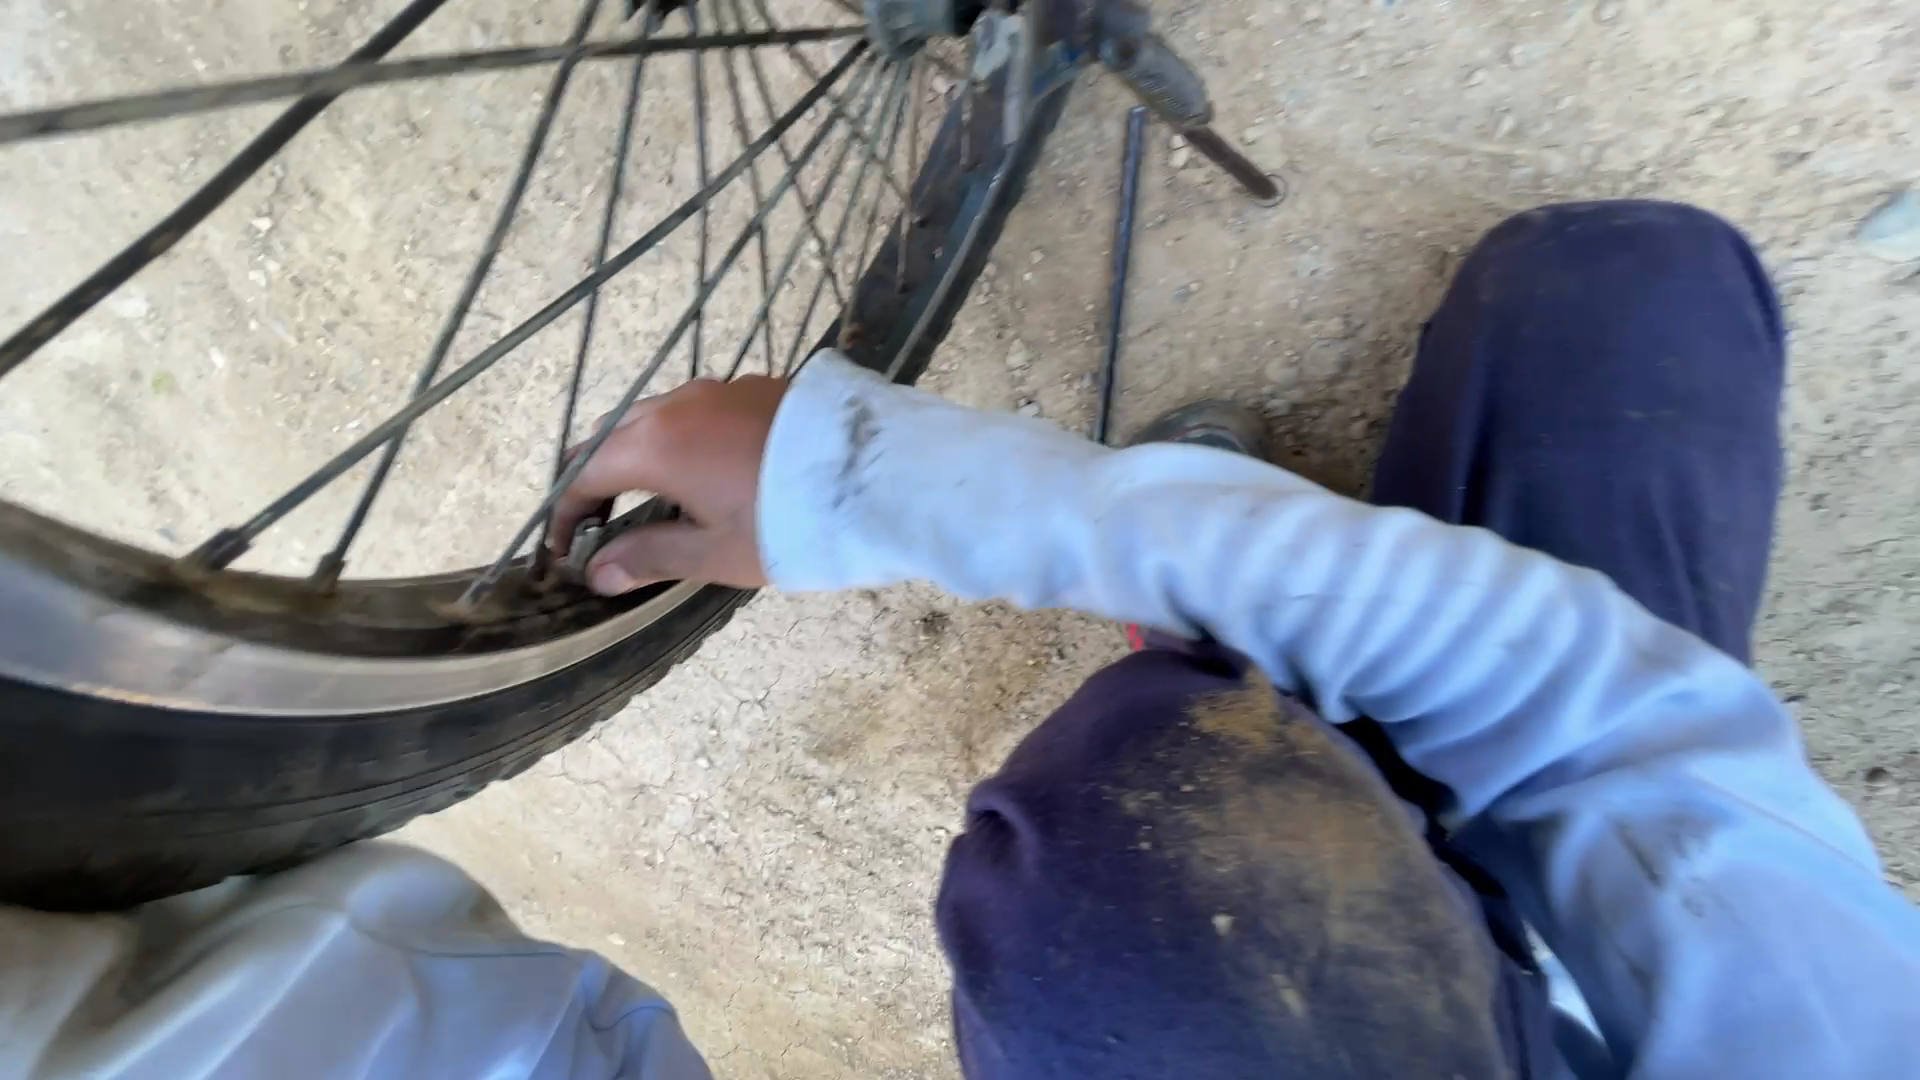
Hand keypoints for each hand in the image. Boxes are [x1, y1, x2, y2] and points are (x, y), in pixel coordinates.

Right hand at [549, 376, 786, 593]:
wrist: (882, 476)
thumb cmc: (791, 523)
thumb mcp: (719, 552)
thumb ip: (652, 556)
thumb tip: (597, 572)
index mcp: (658, 443)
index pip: (586, 472)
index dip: (567, 512)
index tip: (564, 546)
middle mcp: (683, 403)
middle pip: (617, 434)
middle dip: (598, 475)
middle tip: (600, 519)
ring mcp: (726, 388)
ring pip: (662, 416)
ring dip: (643, 452)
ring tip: (655, 496)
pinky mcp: (763, 387)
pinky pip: (704, 410)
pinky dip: (686, 438)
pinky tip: (710, 468)